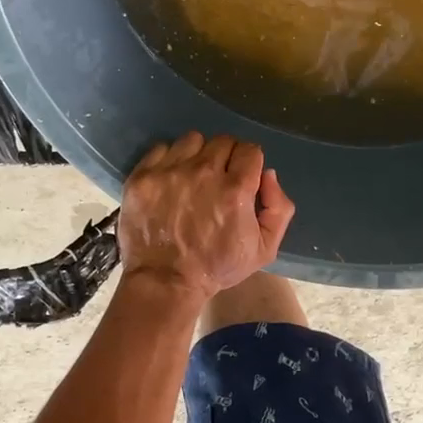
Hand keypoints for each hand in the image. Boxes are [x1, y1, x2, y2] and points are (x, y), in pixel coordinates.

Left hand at [118, 132, 294, 302]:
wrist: (164, 282)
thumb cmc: (217, 267)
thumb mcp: (265, 248)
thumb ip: (279, 208)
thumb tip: (268, 174)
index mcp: (235, 189)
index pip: (250, 150)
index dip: (249, 163)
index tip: (243, 177)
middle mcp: (203, 173)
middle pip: (223, 141)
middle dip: (227, 157)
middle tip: (219, 179)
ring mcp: (170, 172)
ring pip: (193, 140)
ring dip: (198, 154)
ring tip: (194, 176)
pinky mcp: (143, 177)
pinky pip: (162, 148)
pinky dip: (170, 159)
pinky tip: (171, 179)